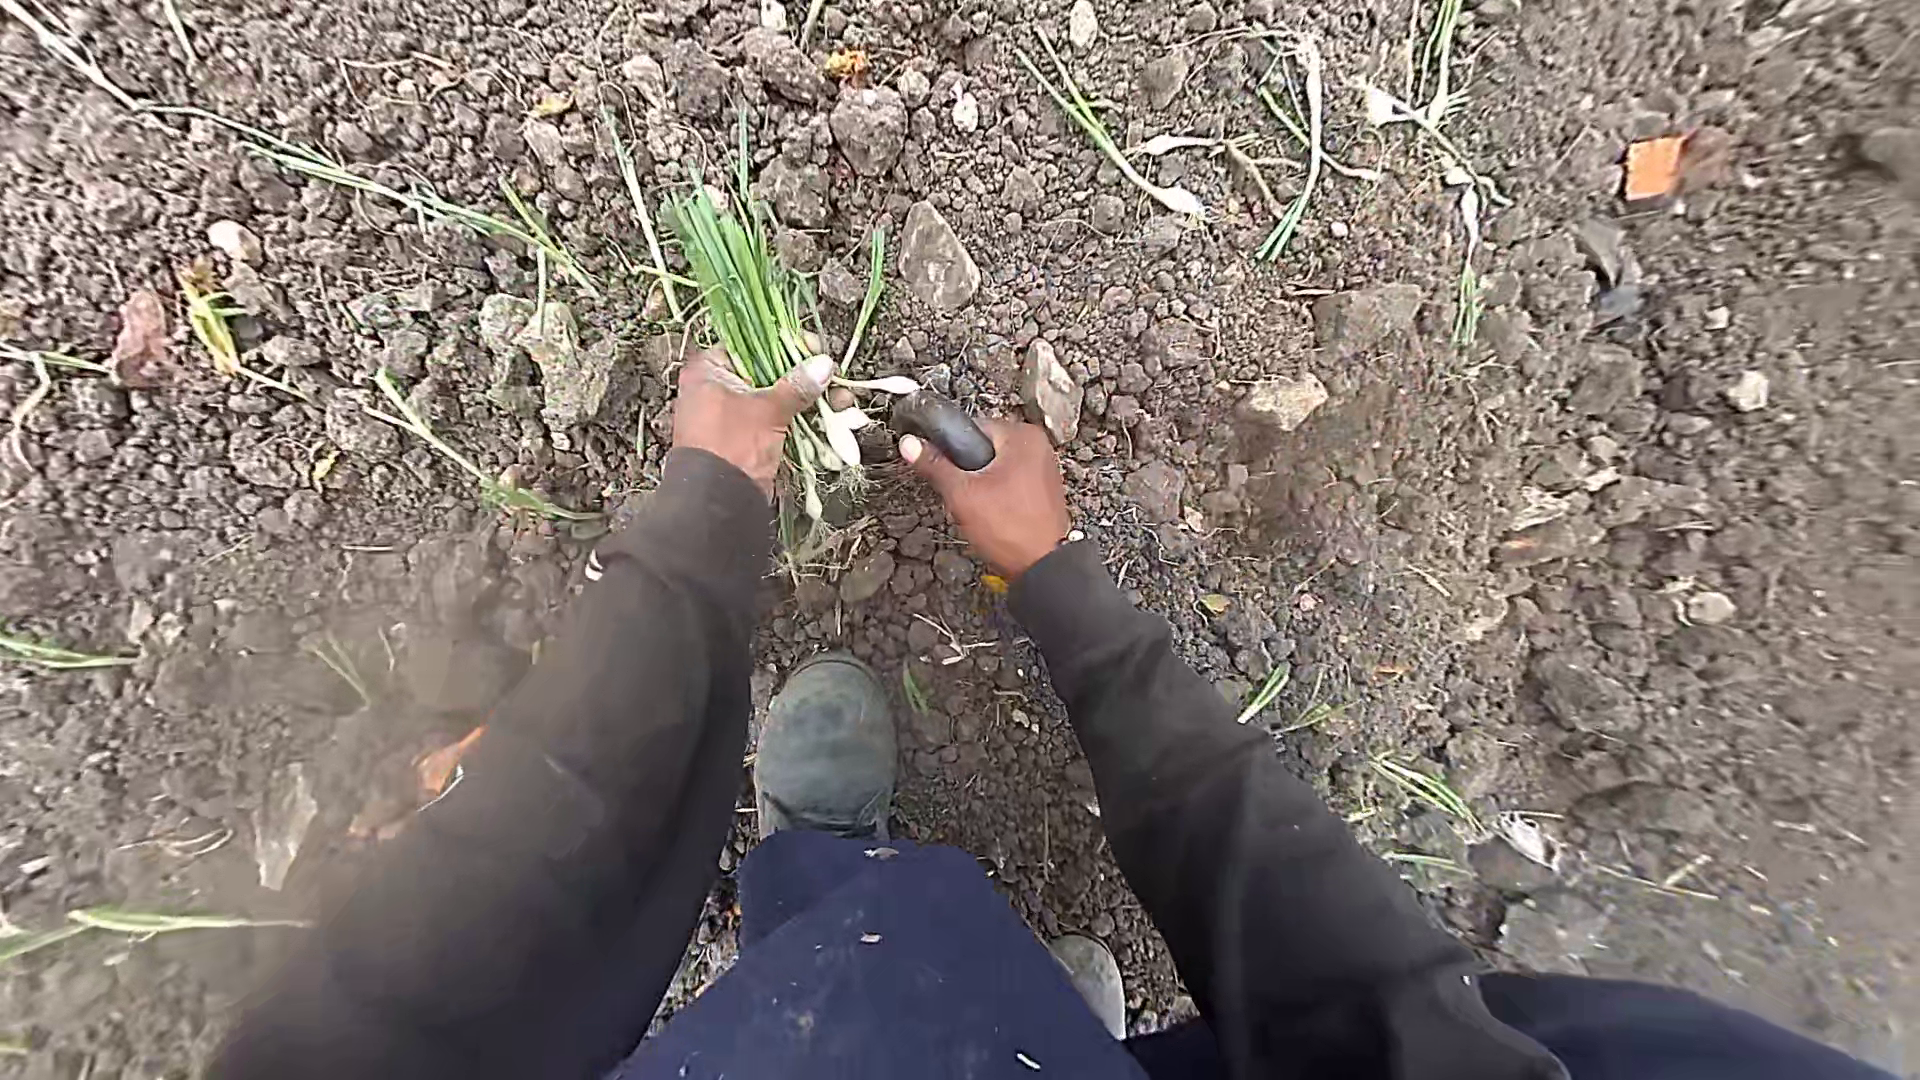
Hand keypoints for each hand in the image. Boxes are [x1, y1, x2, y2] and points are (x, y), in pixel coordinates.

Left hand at [673, 349, 833, 496]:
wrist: (721, 501)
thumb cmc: (731, 446)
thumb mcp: (766, 409)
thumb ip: (797, 385)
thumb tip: (824, 364)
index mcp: (711, 371)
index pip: (752, 344)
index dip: (785, 343)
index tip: (814, 349)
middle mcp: (723, 389)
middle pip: (772, 372)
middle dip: (808, 377)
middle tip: (836, 376)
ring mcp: (741, 416)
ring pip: (783, 399)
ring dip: (815, 400)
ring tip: (845, 400)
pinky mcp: (756, 439)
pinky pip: (786, 422)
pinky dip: (808, 420)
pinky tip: (836, 416)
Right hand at [900, 419, 1069, 579]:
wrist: (1042, 567)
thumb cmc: (1011, 530)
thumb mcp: (962, 495)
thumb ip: (935, 466)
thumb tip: (910, 445)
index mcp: (1023, 436)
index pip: (973, 427)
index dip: (954, 452)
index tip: (948, 472)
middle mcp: (1039, 446)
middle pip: (984, 449)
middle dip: (969, 473)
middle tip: (966, 497)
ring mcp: (1044, 469)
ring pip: (996, 469)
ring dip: (982, 487)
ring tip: (982, 510)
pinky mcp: (1043, 490)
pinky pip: (1010, 484)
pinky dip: (998, 497)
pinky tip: (995, 516)